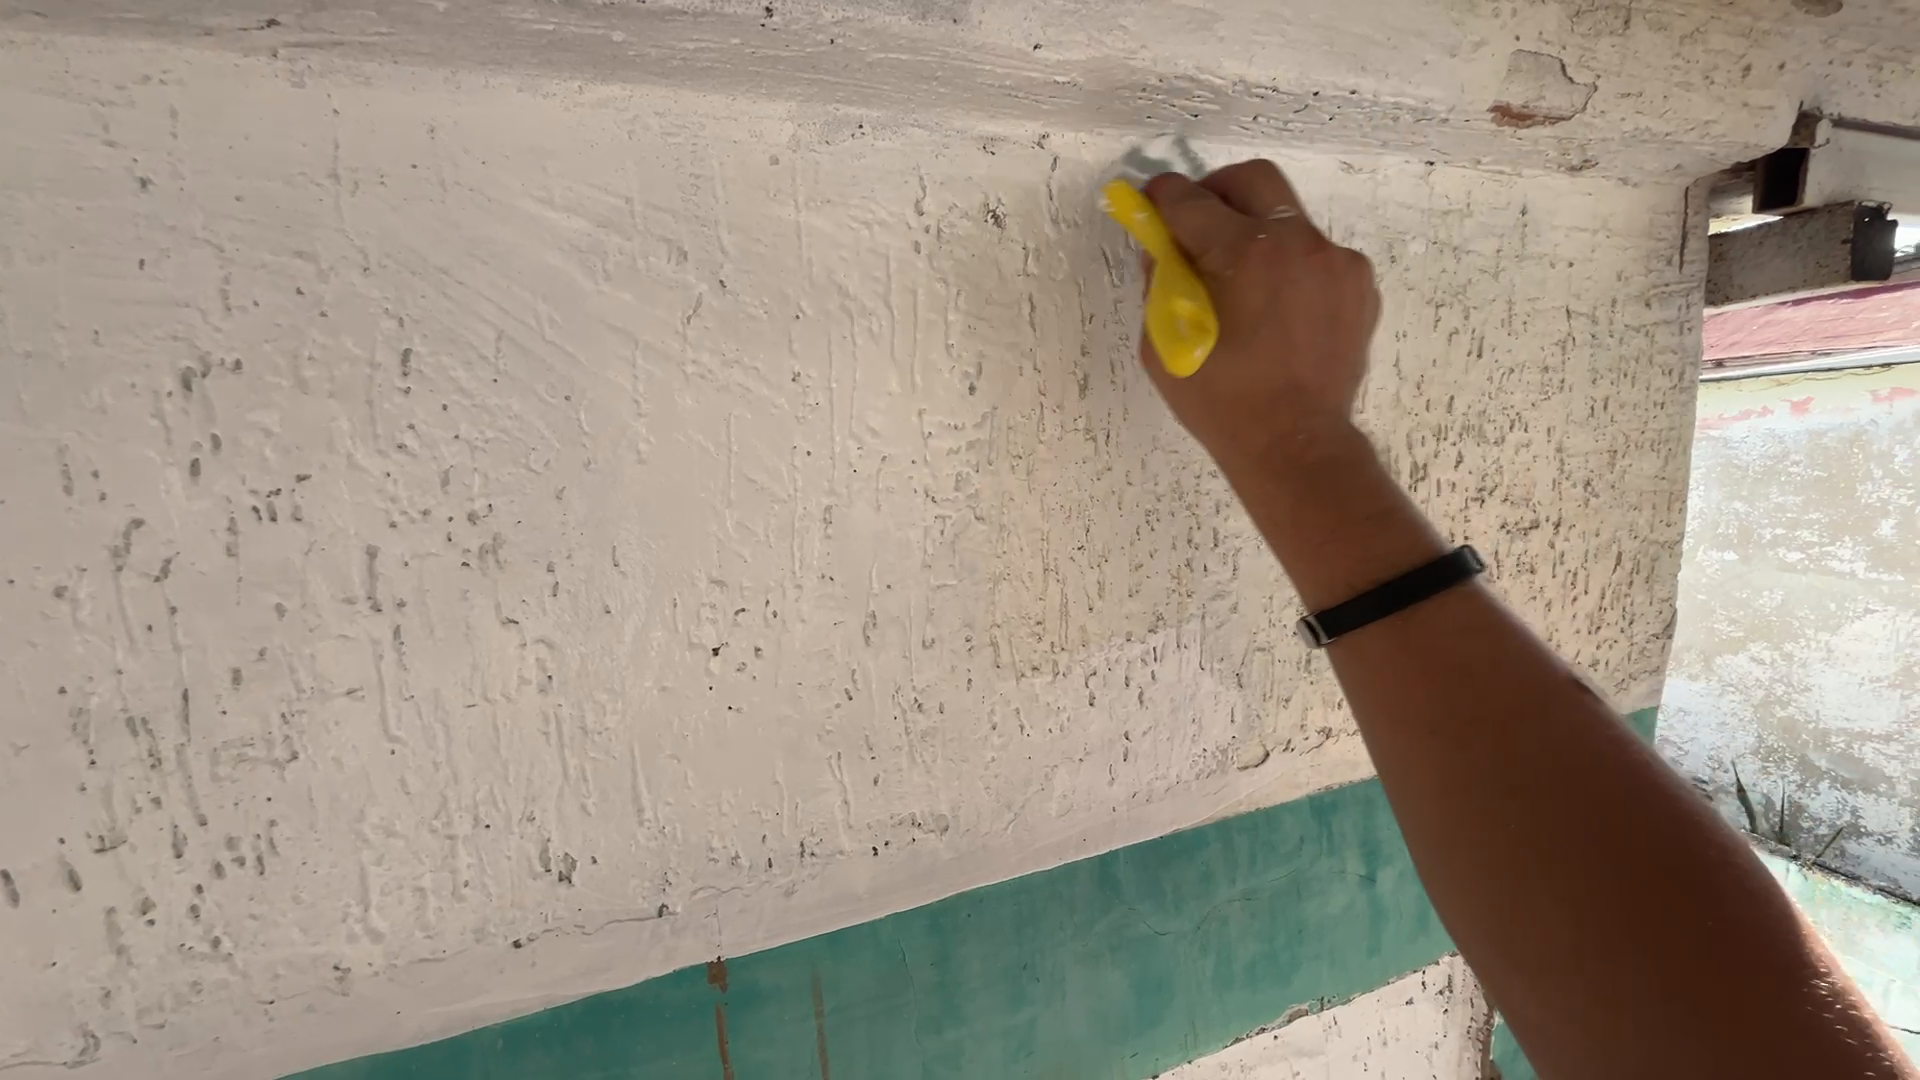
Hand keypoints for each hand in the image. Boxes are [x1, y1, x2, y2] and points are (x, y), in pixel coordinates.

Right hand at [1137, 161, 1380, 475]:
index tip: (1149, 200)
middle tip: (1194, 224)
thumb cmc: (1219, 402)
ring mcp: (1336, 262)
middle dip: (1215, 191)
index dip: (1163, 197)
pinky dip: (1288, 268)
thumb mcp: (1164, 347)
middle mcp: (1297, 242)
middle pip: (1253, 179)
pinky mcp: (1359, 286)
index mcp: (1244, 254)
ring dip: (1254, 236)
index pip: (1192, 202)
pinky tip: (1275, 311)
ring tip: (1239, 285)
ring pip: (1287, 220)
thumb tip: (1162, 250)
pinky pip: (1315, 256)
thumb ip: (1160, 286)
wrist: (1293, 444)